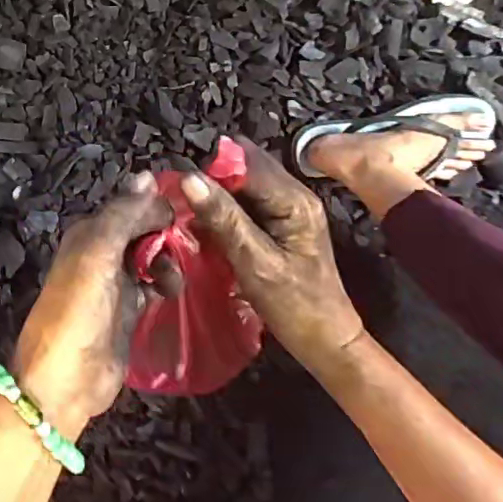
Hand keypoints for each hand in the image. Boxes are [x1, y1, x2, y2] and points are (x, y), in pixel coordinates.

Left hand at [12, 173, 171, 430]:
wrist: (67, 376)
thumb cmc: (78, 308)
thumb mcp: (98, 254)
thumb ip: (122, 215)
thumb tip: (147, 175)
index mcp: (87, 231)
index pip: (128, 203)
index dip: (155, 203)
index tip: (189, 210)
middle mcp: (100, 250)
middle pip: (141, 227)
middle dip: (164, 231)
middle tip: (188, 244)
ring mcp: (114, 280)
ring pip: (150, 254)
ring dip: (167, 259)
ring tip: (171, 277)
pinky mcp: (129, 308)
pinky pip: (154, 283)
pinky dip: (165, 282)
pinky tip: (171, 290)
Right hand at [178, 138, 366, 376]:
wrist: (325, 340)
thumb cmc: (293, 306)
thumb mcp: (253, 262)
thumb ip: (223, 218)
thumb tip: (188, 178)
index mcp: (293, 200)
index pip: (241, 161)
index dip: (207, 167)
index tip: (177, 186)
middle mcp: (293, 193)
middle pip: (240, 163)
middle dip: (208, 176)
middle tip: (180, 199)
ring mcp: (285, 205)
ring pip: (238, 179)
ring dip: (211, 191)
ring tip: (187, 211)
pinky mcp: (276, 218)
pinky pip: (241, 197)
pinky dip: (220, 204)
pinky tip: (204, 223)